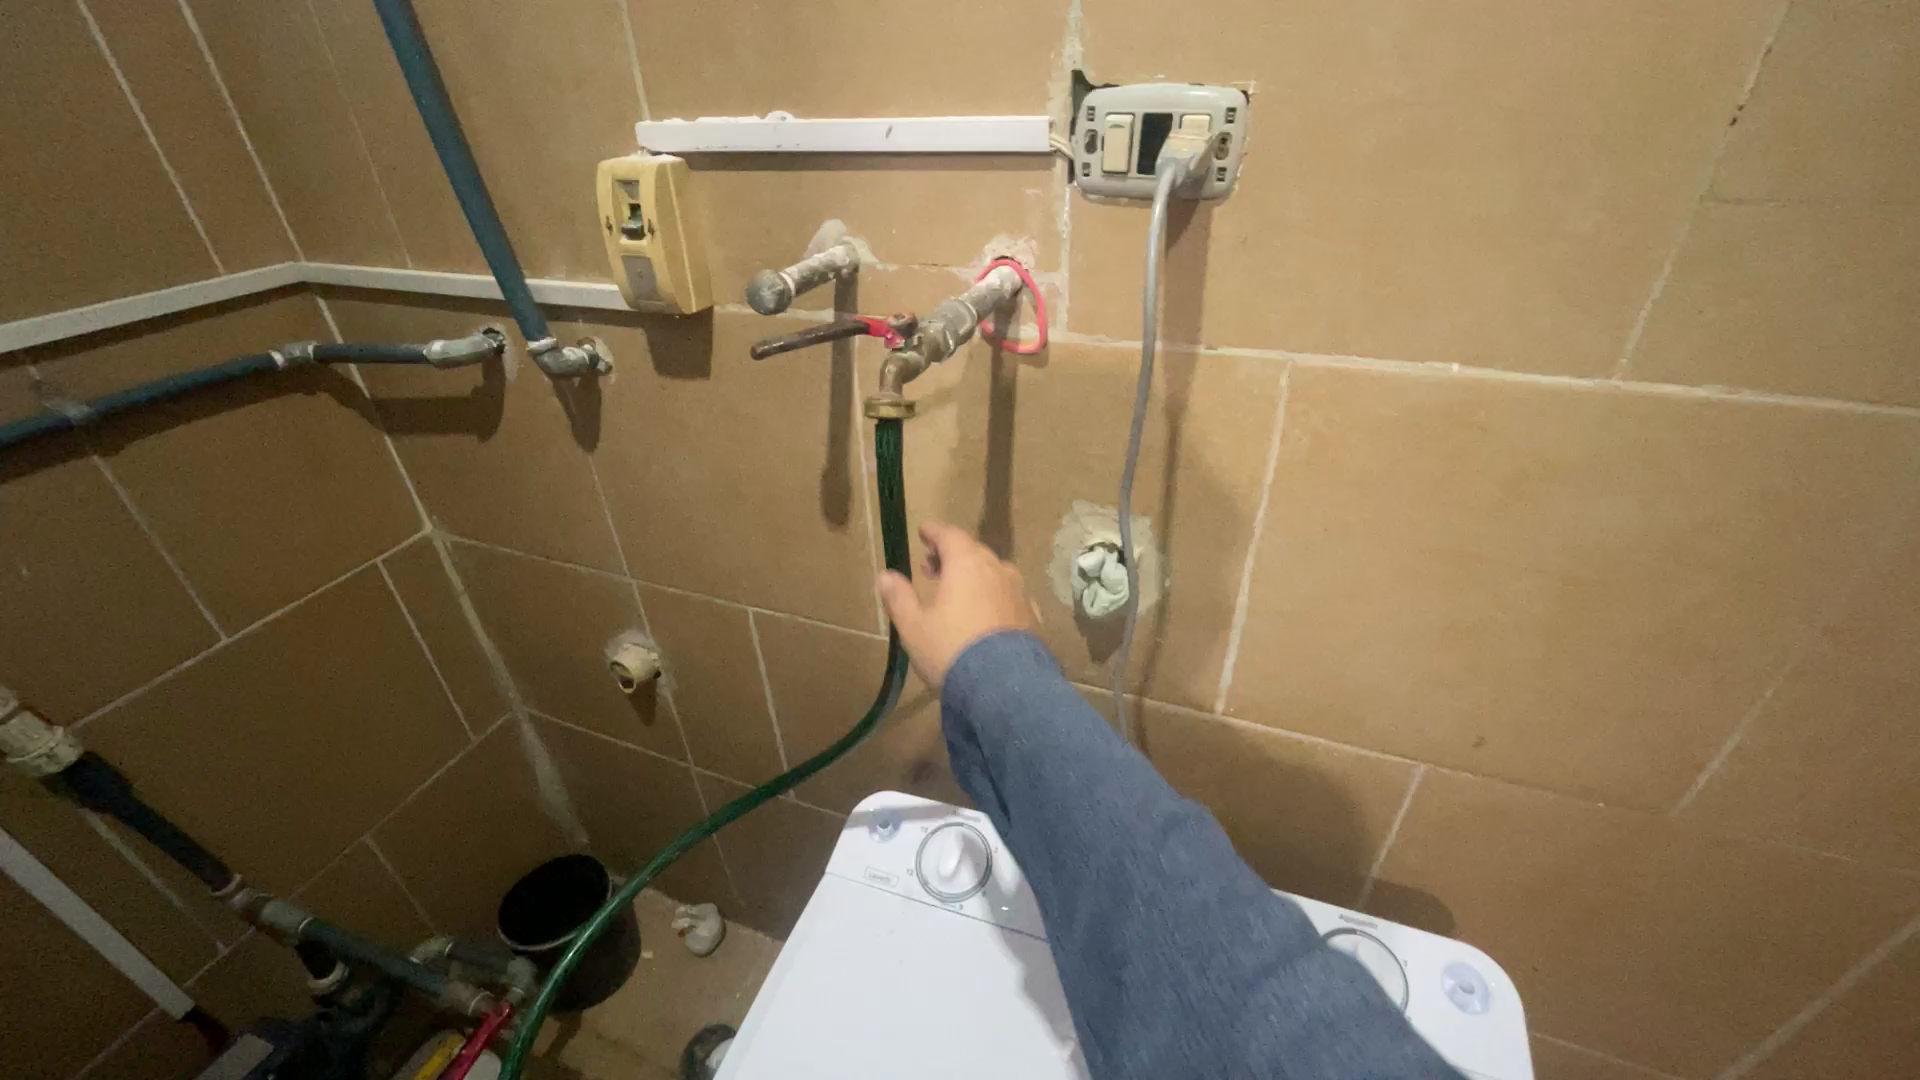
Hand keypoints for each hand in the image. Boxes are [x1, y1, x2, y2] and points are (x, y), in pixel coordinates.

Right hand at [876, 522, 1035, 689]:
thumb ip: (899, 597)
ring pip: (993, 573)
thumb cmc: (951, 650)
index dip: (934, 533)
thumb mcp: (914, 626)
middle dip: (951, 556)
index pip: (950, 535)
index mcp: (967, 563)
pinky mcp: (1032, 616)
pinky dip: (993, 597)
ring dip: (974, 576)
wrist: (1003, 687)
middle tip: (931, 569)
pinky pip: (1008, 596)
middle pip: (972, 552)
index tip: (923, 533)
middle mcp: (997, 569)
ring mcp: (1019, 592)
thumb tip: (885, 575)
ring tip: (957, 593)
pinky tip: (986, 615)